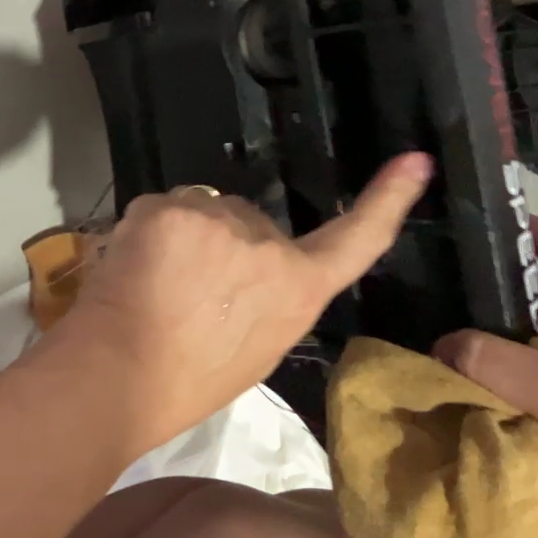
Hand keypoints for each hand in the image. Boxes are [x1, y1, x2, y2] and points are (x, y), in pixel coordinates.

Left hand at [46, 153, 432, 454]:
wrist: (124, 371)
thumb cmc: (194, 377)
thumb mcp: (259, 344)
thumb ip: (270, 294)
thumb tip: (251, 270)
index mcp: (300, 286)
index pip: (354, 238)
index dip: (386, 200)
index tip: (413, 160)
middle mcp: (266, 242)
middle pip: (248, 220)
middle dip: (224, 243)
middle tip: (192, 287)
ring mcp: (215, 217)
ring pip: (203, 209)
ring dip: (188, 232)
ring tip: (162, 279)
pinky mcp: (167, 206)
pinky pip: (165, 207)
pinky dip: (152, 229)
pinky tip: (138, 263)